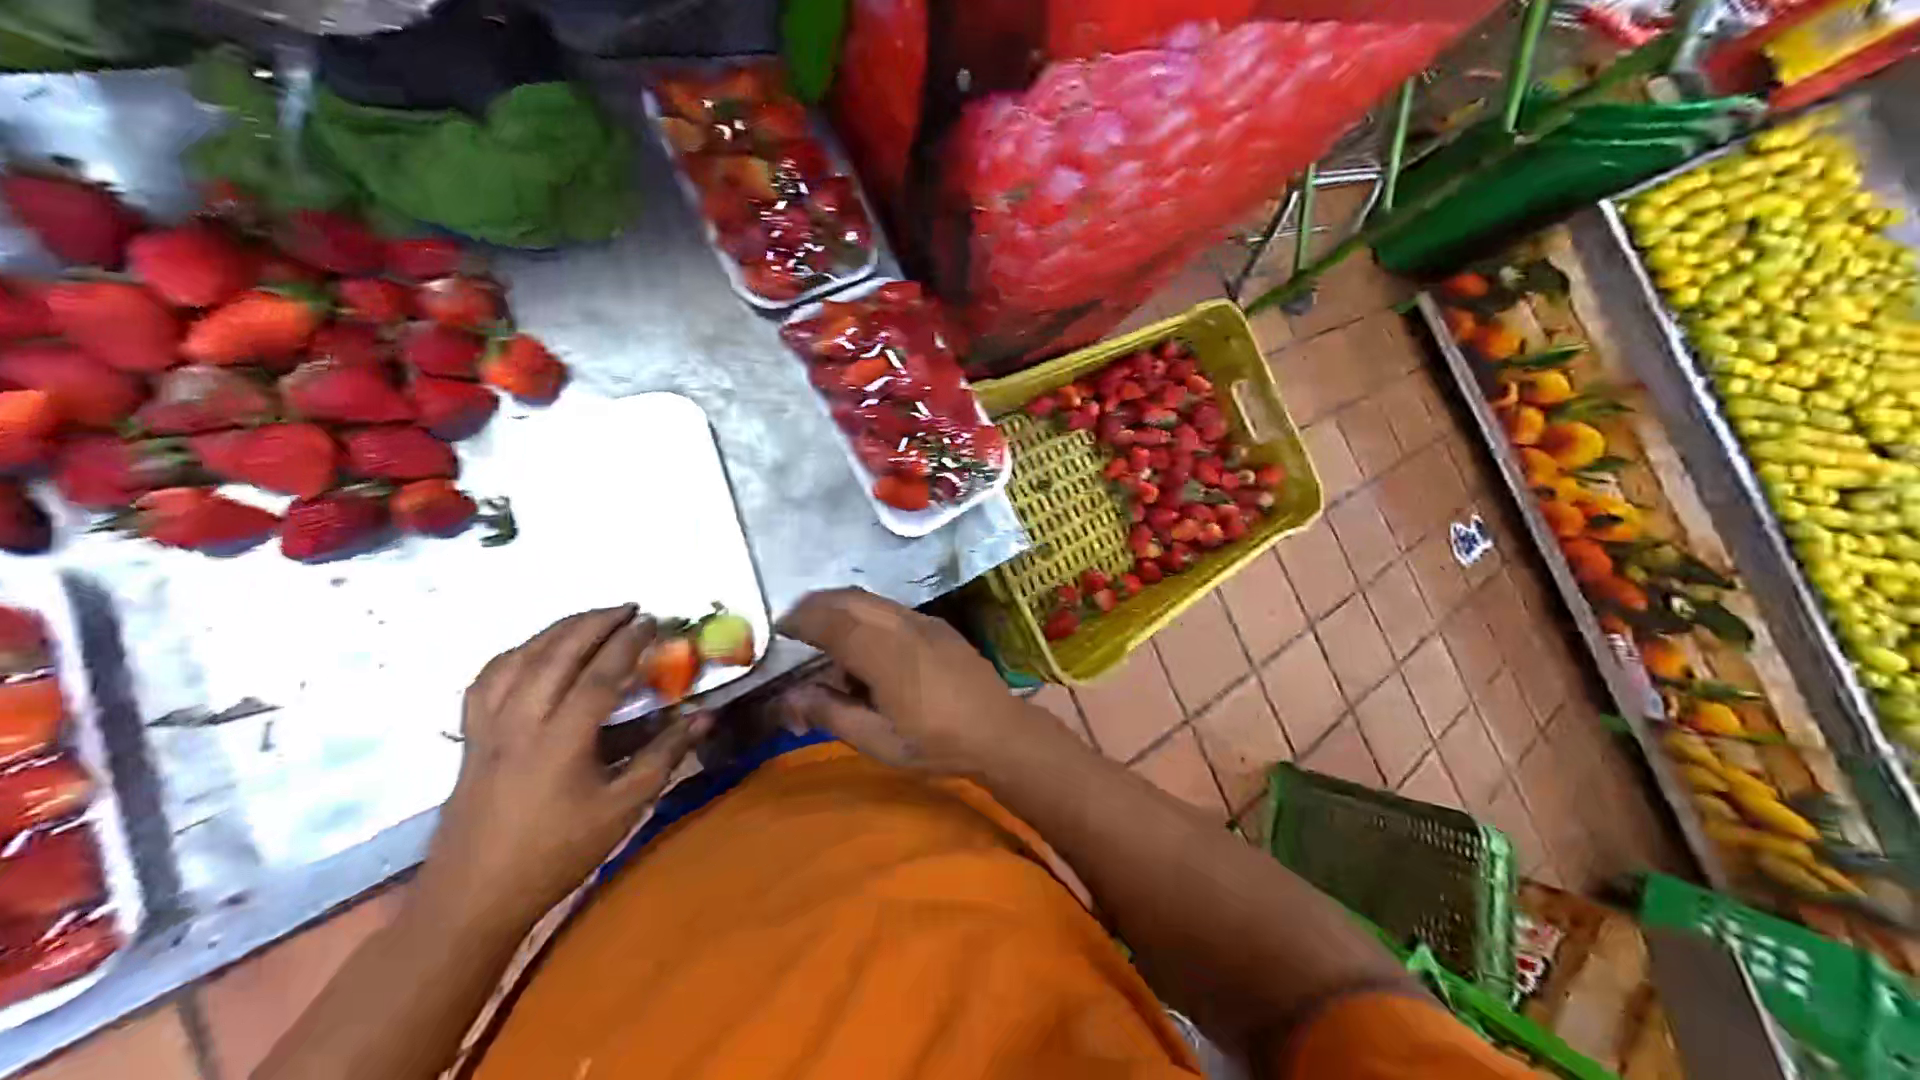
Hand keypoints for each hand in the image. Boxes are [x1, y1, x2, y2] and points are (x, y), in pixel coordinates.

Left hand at [419, 606, 710, 930]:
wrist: (474, 895)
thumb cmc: (557, 853)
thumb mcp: (623, 808)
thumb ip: (665, 755)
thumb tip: (705, 716)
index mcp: (561, 739)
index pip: (600, 674)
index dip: (629, 642)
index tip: (652, 620)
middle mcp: (520, 721)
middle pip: (557, 653)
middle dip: (595, 622)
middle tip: (627, 608)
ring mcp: (488, 726)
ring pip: (520, 658)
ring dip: (557, 630)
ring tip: (588, 618)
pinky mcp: (470, 736)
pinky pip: (487, 678)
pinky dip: (515, 653)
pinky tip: (532, 651)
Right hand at [777, 588, 1036, 773]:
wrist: (1001, 732)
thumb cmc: (937, 743)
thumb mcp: (878, 741)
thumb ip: (831, 713)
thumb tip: (789, 697)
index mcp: (884, 653)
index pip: (832, 622)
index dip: (801, 620)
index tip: (779, 627)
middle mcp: (902, 626)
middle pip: (849, 600)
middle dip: (816, 606)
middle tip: (794, 625)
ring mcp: (924, 622)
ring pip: (871, 600)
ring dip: (841, 608)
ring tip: (824, 633)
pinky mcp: (938, 626)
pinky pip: (891, 609)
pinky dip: (865, 614)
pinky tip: (865, 643)